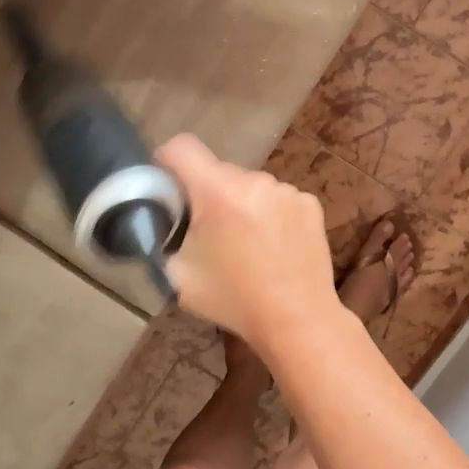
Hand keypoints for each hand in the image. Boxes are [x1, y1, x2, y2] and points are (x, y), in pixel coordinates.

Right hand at [154, 134, 342, 350]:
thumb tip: (158, 224)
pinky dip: (269, 214)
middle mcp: (255, 181)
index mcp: (218, 192)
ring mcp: (287, 191)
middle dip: (206, 194)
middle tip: (206, 233)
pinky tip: (272, 247)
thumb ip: (161, 240)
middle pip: (216, 171)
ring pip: (248, 186)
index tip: (165, 188)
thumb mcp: (178, 276)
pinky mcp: (309, 204)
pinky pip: (276, 198)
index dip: (165, 163)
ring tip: (244, 245)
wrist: (297, 321)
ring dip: (239, 204)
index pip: (181, 148)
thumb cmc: (233, 301)